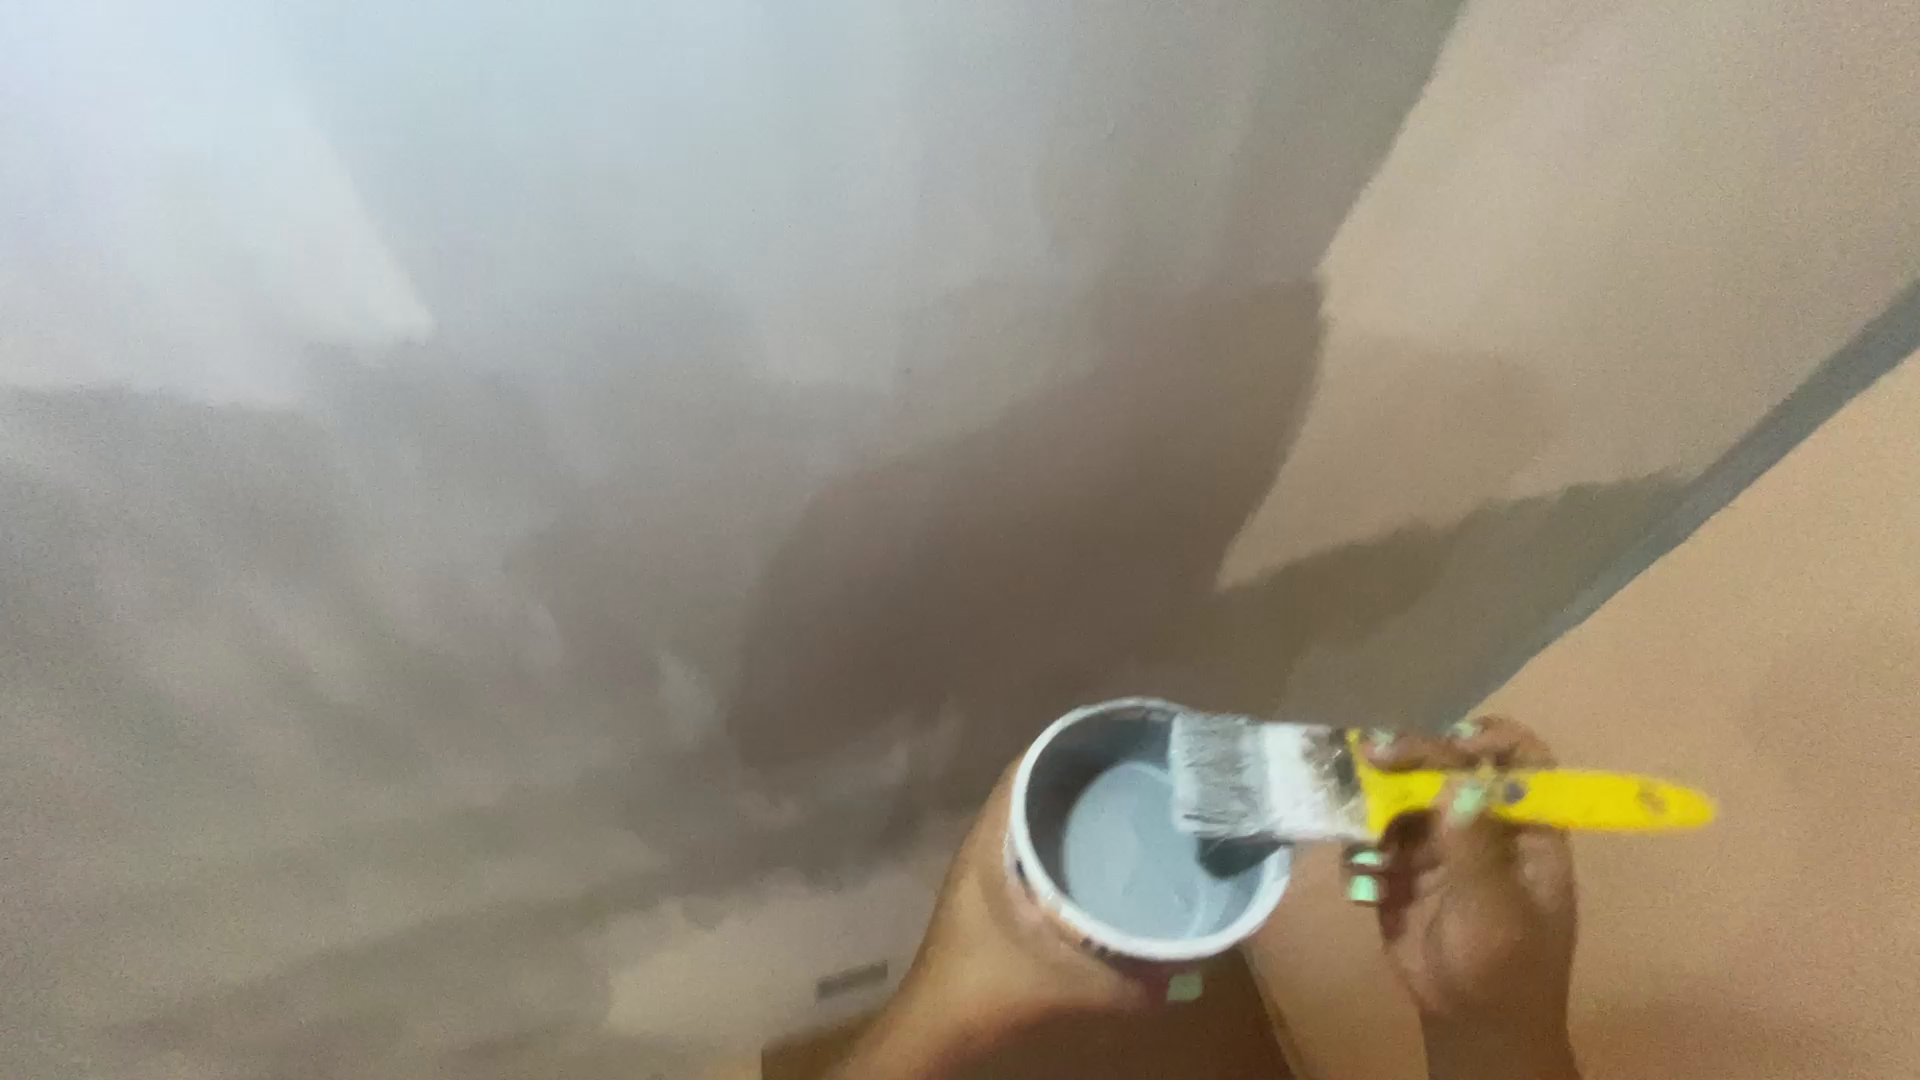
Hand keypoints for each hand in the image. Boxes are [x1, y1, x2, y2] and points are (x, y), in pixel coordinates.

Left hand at [901, 761, 1150, 1024]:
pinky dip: (1055, 838)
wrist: (939, 1025)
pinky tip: (1091, 855)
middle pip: (1028, 787)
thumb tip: (1184, 974)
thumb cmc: (989, 985)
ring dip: (1064, 806)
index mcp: (990, 841)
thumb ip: (1127, 985)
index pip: (1020, 770)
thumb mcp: (1065, 985)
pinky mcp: (990, 889)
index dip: (1059, 746)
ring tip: (1117, 800)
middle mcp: (985, 842)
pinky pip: (1026, 843)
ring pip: (1026, 816)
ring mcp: (984, 864)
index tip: (1106, 740)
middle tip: (1127, 769)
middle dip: (1073, 774)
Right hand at [1344, 717, 1579, 1077]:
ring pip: (1400, 791)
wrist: (1468, 1024)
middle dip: (1409, 755)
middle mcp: (1479, 823)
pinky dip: (1359, 846)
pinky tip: (1365, 880)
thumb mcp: (1497, 913)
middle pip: (1445, 764)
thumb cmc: (1502, 970)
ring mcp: (1436, 840)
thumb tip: (1457, 781)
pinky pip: (1370, 831)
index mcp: (1525, 830)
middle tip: (1370, 755)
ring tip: (1359, 829)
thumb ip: (1476, 849)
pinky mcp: (1398, 861)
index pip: (1521, 760)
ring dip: (1372, 799)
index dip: (1490, 739)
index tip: (1450, 743)